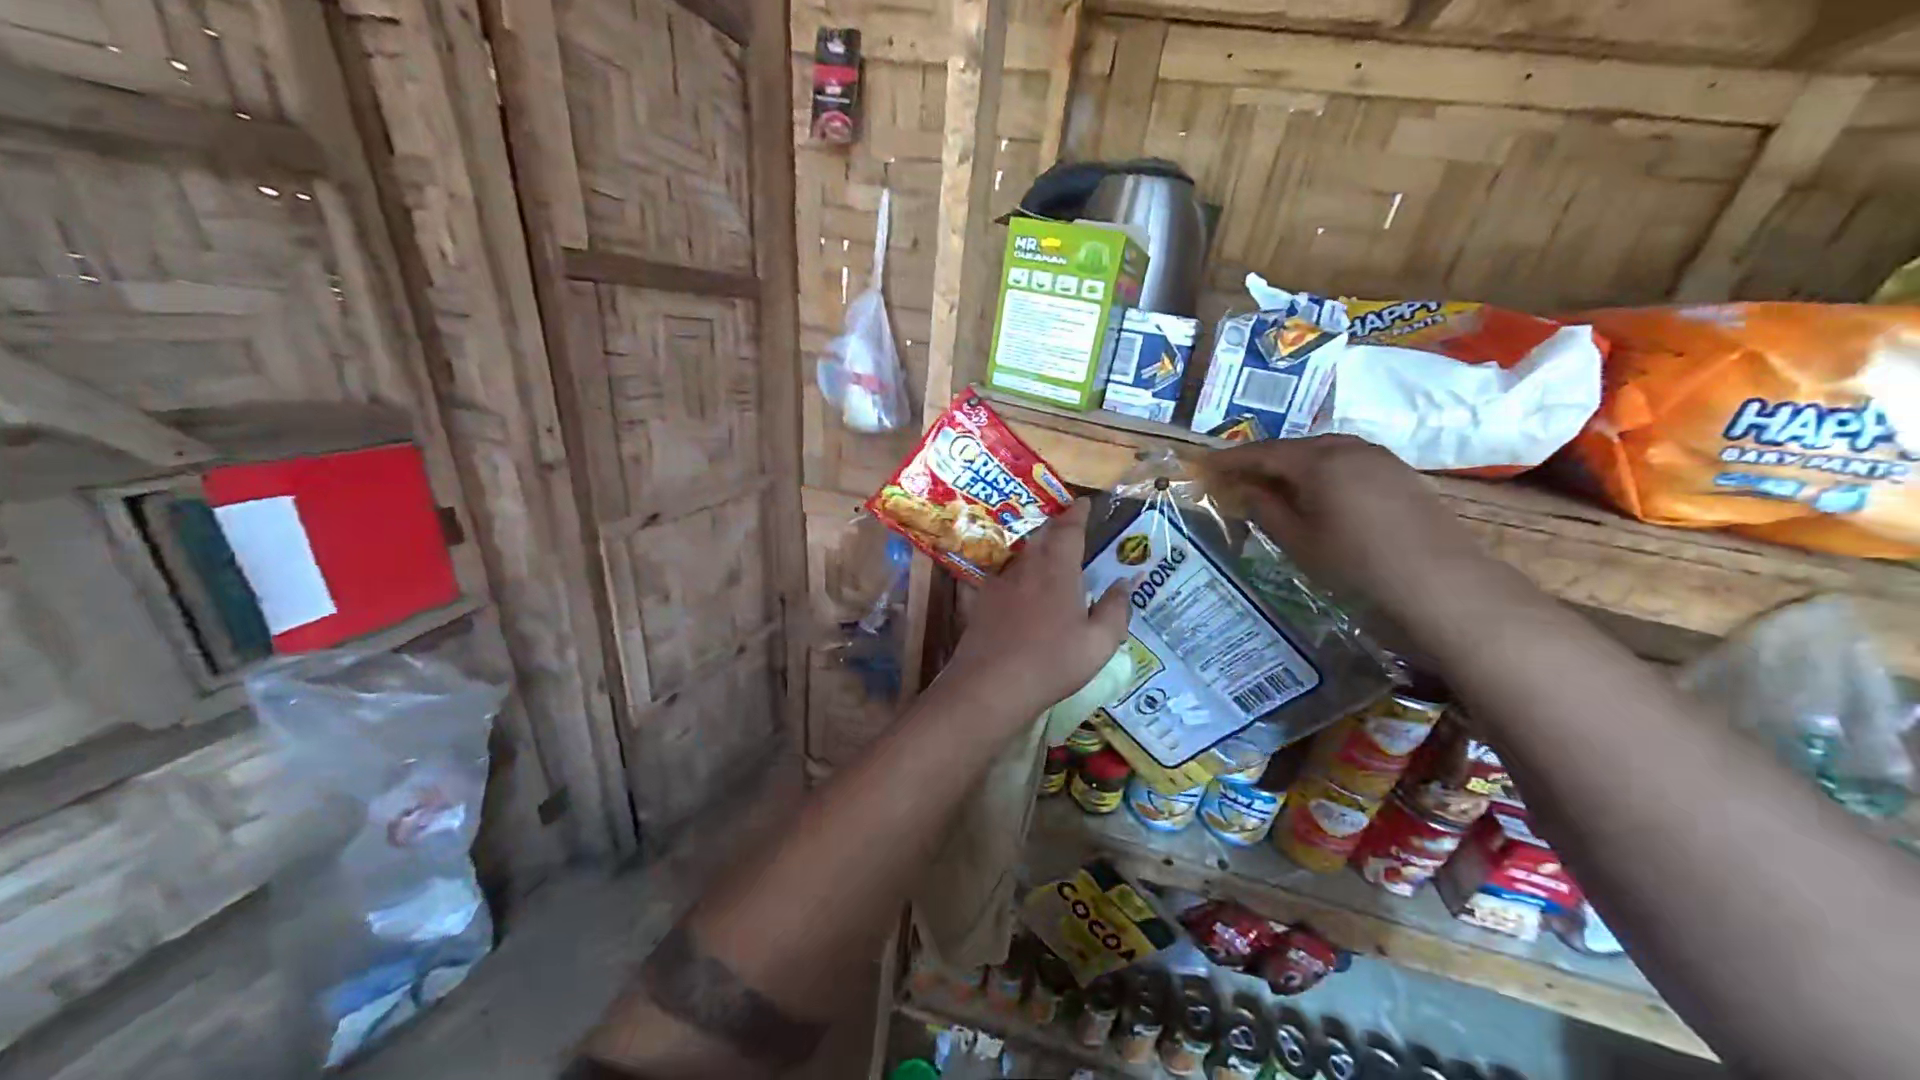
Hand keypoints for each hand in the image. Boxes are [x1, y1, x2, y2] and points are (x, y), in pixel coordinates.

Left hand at [940, 499, 1132, 723]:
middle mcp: (1026, 568)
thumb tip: (1125, 583)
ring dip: (1037, 547)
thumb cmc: (1052, 663)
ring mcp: (1000, 584)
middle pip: (1042, 536)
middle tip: (1070, 525)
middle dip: (1057, 526)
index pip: (1068, 529)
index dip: (1077, 514)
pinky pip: (1004, 575)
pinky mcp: (982, 602)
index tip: (1084, 503)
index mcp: (1057, 570)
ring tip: (1050, 553)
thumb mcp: (1098, 643)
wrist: (990, 685)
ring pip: (1021, 555)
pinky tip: (1021, 587)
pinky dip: (1018, 573)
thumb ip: (1116, 609)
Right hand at [1201, 436, 1508, 630]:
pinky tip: (1316, 494)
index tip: (1204, 465)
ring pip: (1323, 452)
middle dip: (1261, 460)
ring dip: (1292, 466)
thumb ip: (1264, 509)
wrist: (1439, 583)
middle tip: (1235, 477)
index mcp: (1318, 460)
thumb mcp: (1297, 541)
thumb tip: (1242, 490)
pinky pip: (1346, 462)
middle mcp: (1348, 447)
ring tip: (1271, 485)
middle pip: (1293, 447)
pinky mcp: (1399, 473)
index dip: (1230, 459)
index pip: (1262, 452)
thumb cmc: (1356, 563)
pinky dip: (1321, 472)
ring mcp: (1379, 457)